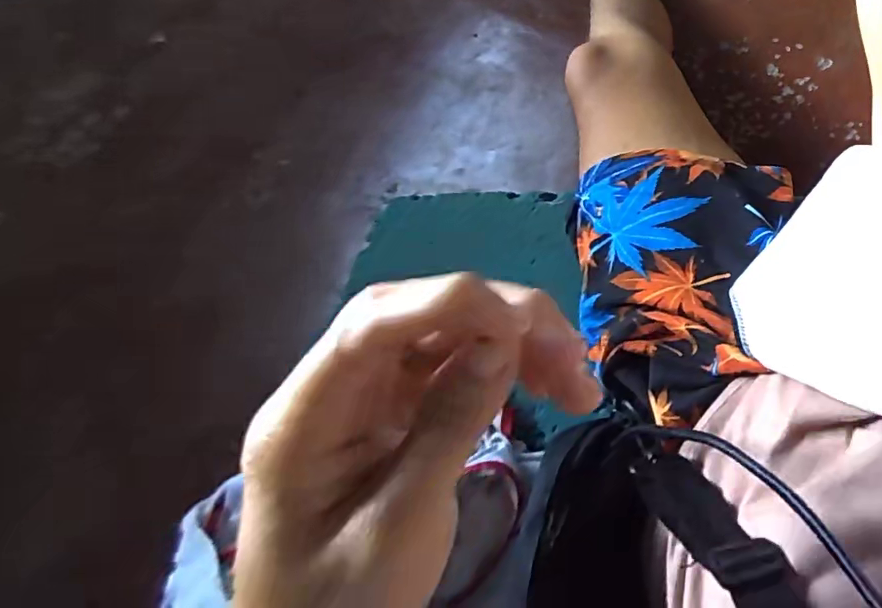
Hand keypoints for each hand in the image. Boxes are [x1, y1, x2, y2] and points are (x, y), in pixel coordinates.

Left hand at [233, 275, 601, 607]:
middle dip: (504, 319)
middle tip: (570, 352)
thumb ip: (449, 425)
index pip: (373, 324)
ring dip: (521, 342)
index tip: (524, 325)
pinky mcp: (400, 398)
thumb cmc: (343, 606)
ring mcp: (371, 388)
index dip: (452, 305)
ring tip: (576, 379)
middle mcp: (337, 383)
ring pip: (454, 329)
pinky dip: (511, 363)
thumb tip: (504, 342)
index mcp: (305, 414)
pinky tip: (550, 383)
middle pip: (424, 313)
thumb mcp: (400, 526)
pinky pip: (462, 357)